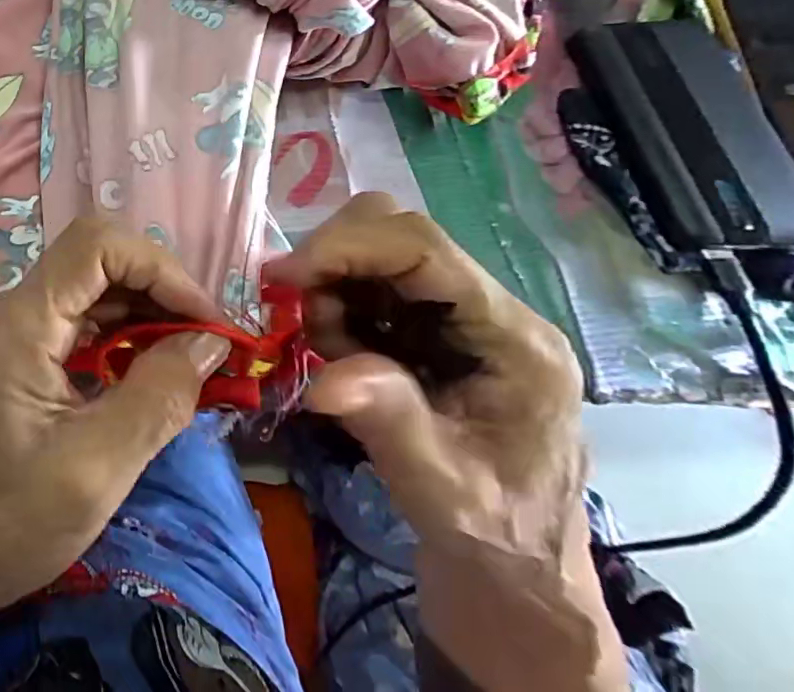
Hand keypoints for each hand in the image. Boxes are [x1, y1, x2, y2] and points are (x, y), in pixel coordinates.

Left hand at [0, 217, 232, 660]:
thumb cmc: (15, 516)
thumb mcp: (98, 465)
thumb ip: (158, 396)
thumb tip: (211, 343)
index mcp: (25, 321)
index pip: (96, 245)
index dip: (160, 268)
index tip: (207, 321)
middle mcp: (20, 309)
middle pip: (99, 258)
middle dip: (161, 286)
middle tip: (210, 339)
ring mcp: (24, 328)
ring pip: (98, 286)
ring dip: (151, 309)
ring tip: (198, 354)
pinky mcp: (32, 351)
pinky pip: (89, 319)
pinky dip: (131, 332)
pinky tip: (162, 367)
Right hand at [265, 193, 624, 690]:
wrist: (509, 561)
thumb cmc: (488, 527)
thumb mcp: (441, 487)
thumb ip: (391, 423)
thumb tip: (327, 378)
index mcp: (511, 337)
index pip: (423, 248)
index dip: (345, 248)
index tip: (282, 278)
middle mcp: (487, 308)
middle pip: (396, 231)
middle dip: (333, 260)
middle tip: (300, 314)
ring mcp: (456, 313)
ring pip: (373, 250)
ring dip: (329, 286)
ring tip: (328, 349)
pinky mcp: (427, 323)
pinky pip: (364, 282)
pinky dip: (331, 303)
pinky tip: (338, 352)